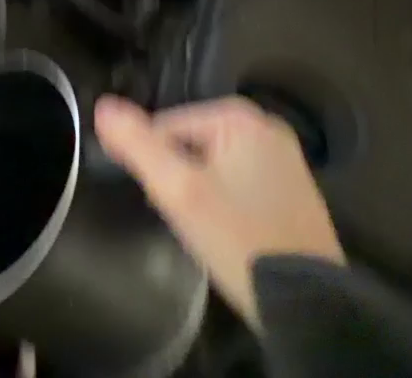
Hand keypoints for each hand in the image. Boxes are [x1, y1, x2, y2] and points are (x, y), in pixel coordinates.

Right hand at [94, 95, 343, 328]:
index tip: (164, 200)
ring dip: (198, 193)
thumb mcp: (178, 190)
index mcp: (240, 117)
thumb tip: (102, 105)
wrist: (308, 306)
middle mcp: (267, 128)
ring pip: (209, 166)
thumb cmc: (239, 239)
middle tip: (185, 216)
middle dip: (178, 178)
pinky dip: (223, 204)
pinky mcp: (292, 193)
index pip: (164, 128)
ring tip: (205, 227)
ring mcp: (285, 161)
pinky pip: (235, 184)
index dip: (154, 164)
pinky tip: (228, 232)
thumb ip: (137, 144)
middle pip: (187, 145)